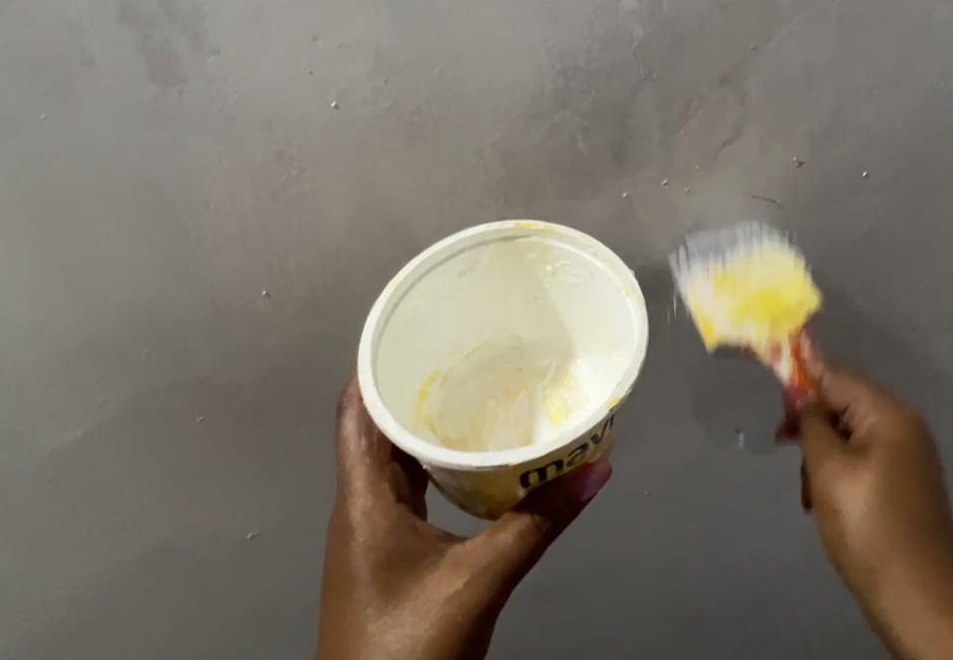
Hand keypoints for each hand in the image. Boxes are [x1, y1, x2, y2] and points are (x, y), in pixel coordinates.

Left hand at [317, 376, 610, 659]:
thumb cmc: (407, 649)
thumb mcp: (479, 583)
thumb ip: (538, 524)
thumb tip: (596, 468)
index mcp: (362, 498)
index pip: (356, 409)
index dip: (377, 361)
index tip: (419, 324)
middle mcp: (358, 505)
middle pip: (374, 425)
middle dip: (412, 383)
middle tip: (464, 347)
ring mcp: (370, 532)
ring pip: (390, 457)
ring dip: (423, 422)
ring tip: (473, 386)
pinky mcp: (386, 553)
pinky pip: (407, 487)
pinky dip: (433, 461)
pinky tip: (472, 457)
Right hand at [795, 358, 952, 659]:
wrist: (919, 597)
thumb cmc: (868, 524)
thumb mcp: (828, 468)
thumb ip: (811, 422)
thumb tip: (802, 394)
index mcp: (888, 414)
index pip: (836, 376)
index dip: (801, 375)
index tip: (770, 377)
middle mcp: (903, 427)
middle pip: (843, 404)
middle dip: (811, 424)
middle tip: (784, 445)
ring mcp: (907, 457)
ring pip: (848, 436)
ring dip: (821, 455)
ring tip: (809, 492)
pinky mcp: (904, 484)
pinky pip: (861, 460)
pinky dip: (838, 474)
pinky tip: (824, 503)